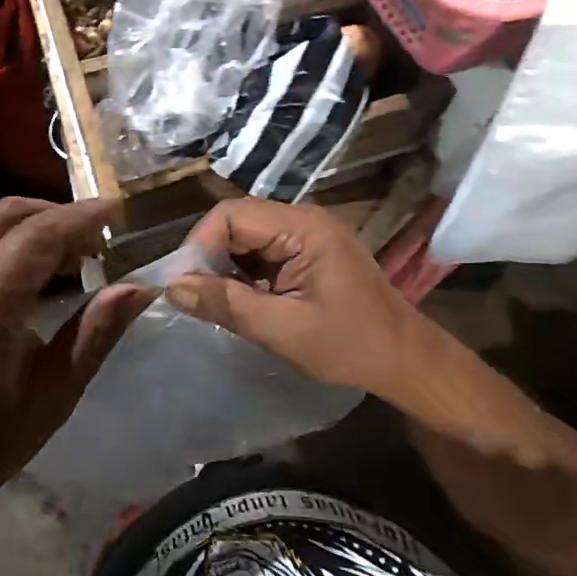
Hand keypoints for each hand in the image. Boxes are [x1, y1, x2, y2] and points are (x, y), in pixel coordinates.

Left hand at [0, 197, 155, 527]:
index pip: (41, 233)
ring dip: (30, 230)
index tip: (119, 210)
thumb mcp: (55, 391)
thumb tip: (139, 288)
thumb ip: (97, 331)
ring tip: (72, 258)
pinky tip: (31, 280)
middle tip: (97, 238)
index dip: (83, 217)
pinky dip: (6, 248)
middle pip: (7, 216)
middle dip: (56, 214)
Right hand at [165, 199, 434, 401]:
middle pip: (235, 223)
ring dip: (224, 268)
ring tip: (216, 303)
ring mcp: (306, 235)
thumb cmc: (350, 346)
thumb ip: (226, 305)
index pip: (231, 216)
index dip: (199, 245)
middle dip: (209, 258)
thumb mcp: (283, 330)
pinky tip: (241, 302)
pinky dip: (242, 275)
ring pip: (244, 238)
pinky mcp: (306, 253)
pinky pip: (260, 252)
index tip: (184, 286)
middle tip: (195, 298)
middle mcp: (303, 219)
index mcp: (304, 228)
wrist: (404, 359)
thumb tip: (172, 288)